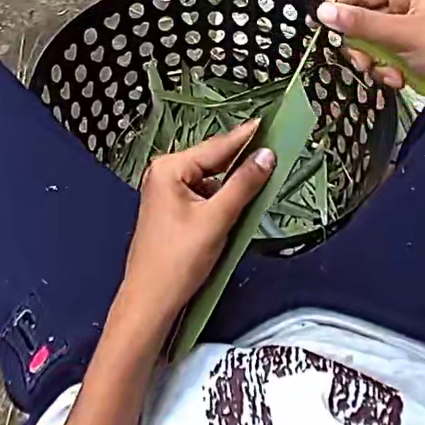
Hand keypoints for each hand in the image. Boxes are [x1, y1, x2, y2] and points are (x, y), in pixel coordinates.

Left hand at [112, 120, 276, 342]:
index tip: (269, 123)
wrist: (150, 301)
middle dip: (241, 163)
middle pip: (213, 162)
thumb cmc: (176, 262)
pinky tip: (240, 207)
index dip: (246, 136)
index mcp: (169, 169)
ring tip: (262, 181)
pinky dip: (223, 201)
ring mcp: (166, 193)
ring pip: (211, 181)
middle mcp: (164, 175)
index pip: (217, 146)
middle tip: (273, 153)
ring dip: (233, 186)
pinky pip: (205, 197)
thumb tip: (266, 156)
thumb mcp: (217, 219)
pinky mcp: (172, 211)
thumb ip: (243, 184)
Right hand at [317, 0, 424, 113]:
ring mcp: (412, 30)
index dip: (342, 11)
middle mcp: (411, 4)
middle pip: (364, 21)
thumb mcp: (403, 33)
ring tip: (390, 72)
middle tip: (364, 60)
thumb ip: (360, 24)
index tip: (325, 29)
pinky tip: (400, 79)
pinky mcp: (414, 53)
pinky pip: (386, 59)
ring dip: (375, 62)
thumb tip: (323, 12)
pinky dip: (387, 71)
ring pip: (372, 44)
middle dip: (363, 45)